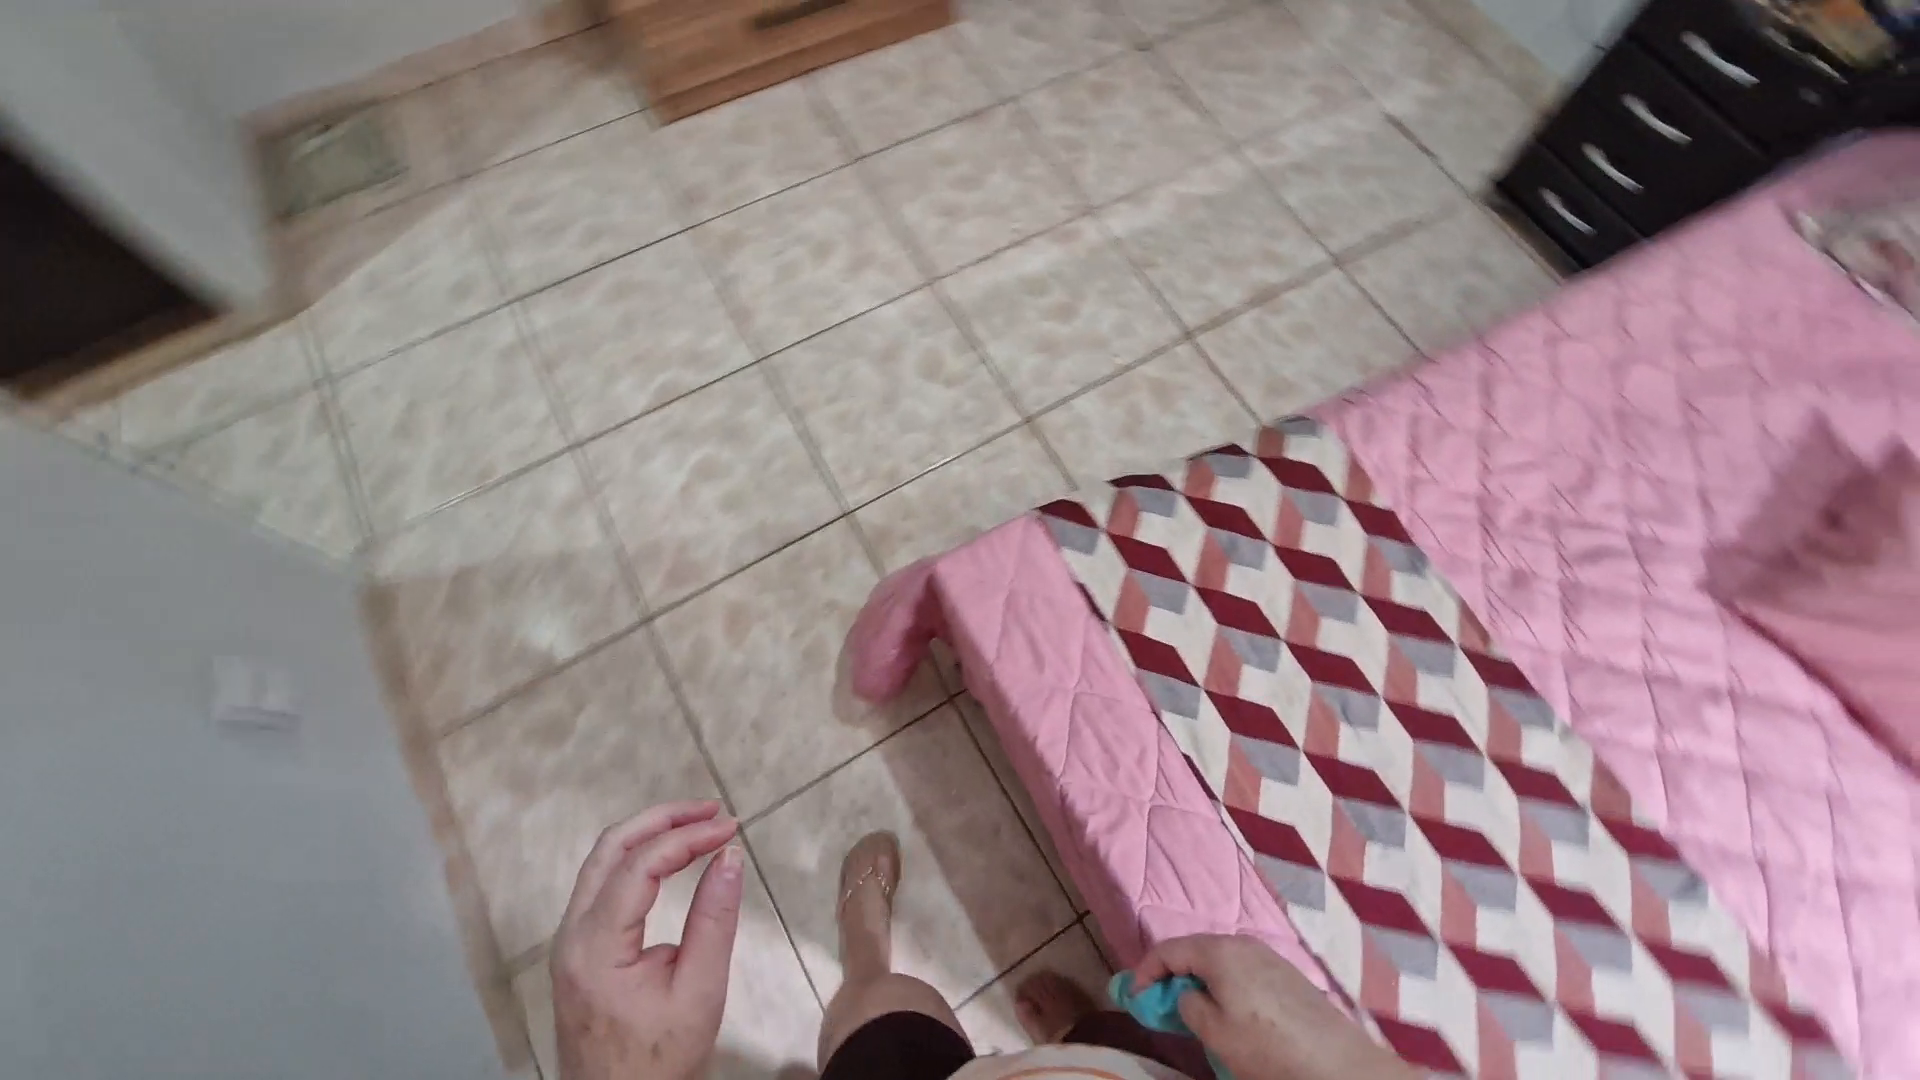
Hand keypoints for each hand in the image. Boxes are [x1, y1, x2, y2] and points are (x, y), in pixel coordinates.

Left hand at [551, 800, 744, 1079]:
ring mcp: (568, 940)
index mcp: (596, 947)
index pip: (641, 866)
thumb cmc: (660, 1060)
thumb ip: (715, 919)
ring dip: (651, 833)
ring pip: (603, 860)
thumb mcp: (700, 992)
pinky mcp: (577, 947)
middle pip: (611, 848)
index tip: (732, 828)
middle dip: (665, 819)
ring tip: (698, 824)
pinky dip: (640, 856)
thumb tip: (730, 855)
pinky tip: (672, 856)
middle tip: (713, 811)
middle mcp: (571, 934)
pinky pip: (604, 882)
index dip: (689, 837)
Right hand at [1132, 934, 1420, 1079]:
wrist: (1341, 1066)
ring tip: (1192, 1008)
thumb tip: (1189, 996)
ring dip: (1199, 978)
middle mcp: (1241, 941)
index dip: (1145, 971)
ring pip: (1218, 959)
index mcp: (1218, 950)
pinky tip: (1229, 1009)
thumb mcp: (1215, 1033)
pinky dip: (1223, 983)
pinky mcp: (1287, 973)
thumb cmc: (1269, 1048)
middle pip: (1193, 949)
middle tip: (1159, 1001)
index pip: (1167, 949)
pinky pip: (1240, 969)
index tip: (1133, 996)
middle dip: (1172, 973)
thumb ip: (1189, 1006)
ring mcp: (1267, 955)